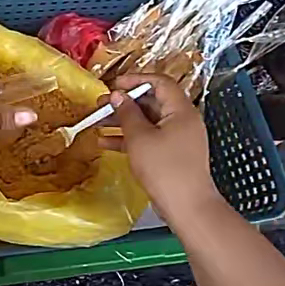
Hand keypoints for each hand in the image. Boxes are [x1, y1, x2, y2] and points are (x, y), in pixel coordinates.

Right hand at [104, 73, 226, 225]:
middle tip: (101, 105)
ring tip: (98, 122)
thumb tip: (118, 96)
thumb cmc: (165, 169)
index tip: (114, 84)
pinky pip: (149, 138)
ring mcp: (178, 138)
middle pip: (152, 102)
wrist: (186, 206)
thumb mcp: (140, 138)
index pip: (160, 82)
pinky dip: (130, 138)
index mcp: (181, 110)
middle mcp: (183, 120)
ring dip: (123, 121)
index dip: (136, 80)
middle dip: (125, 102)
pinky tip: (106, 142)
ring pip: (148, 121)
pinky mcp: (172, 154)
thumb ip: (127, 114)